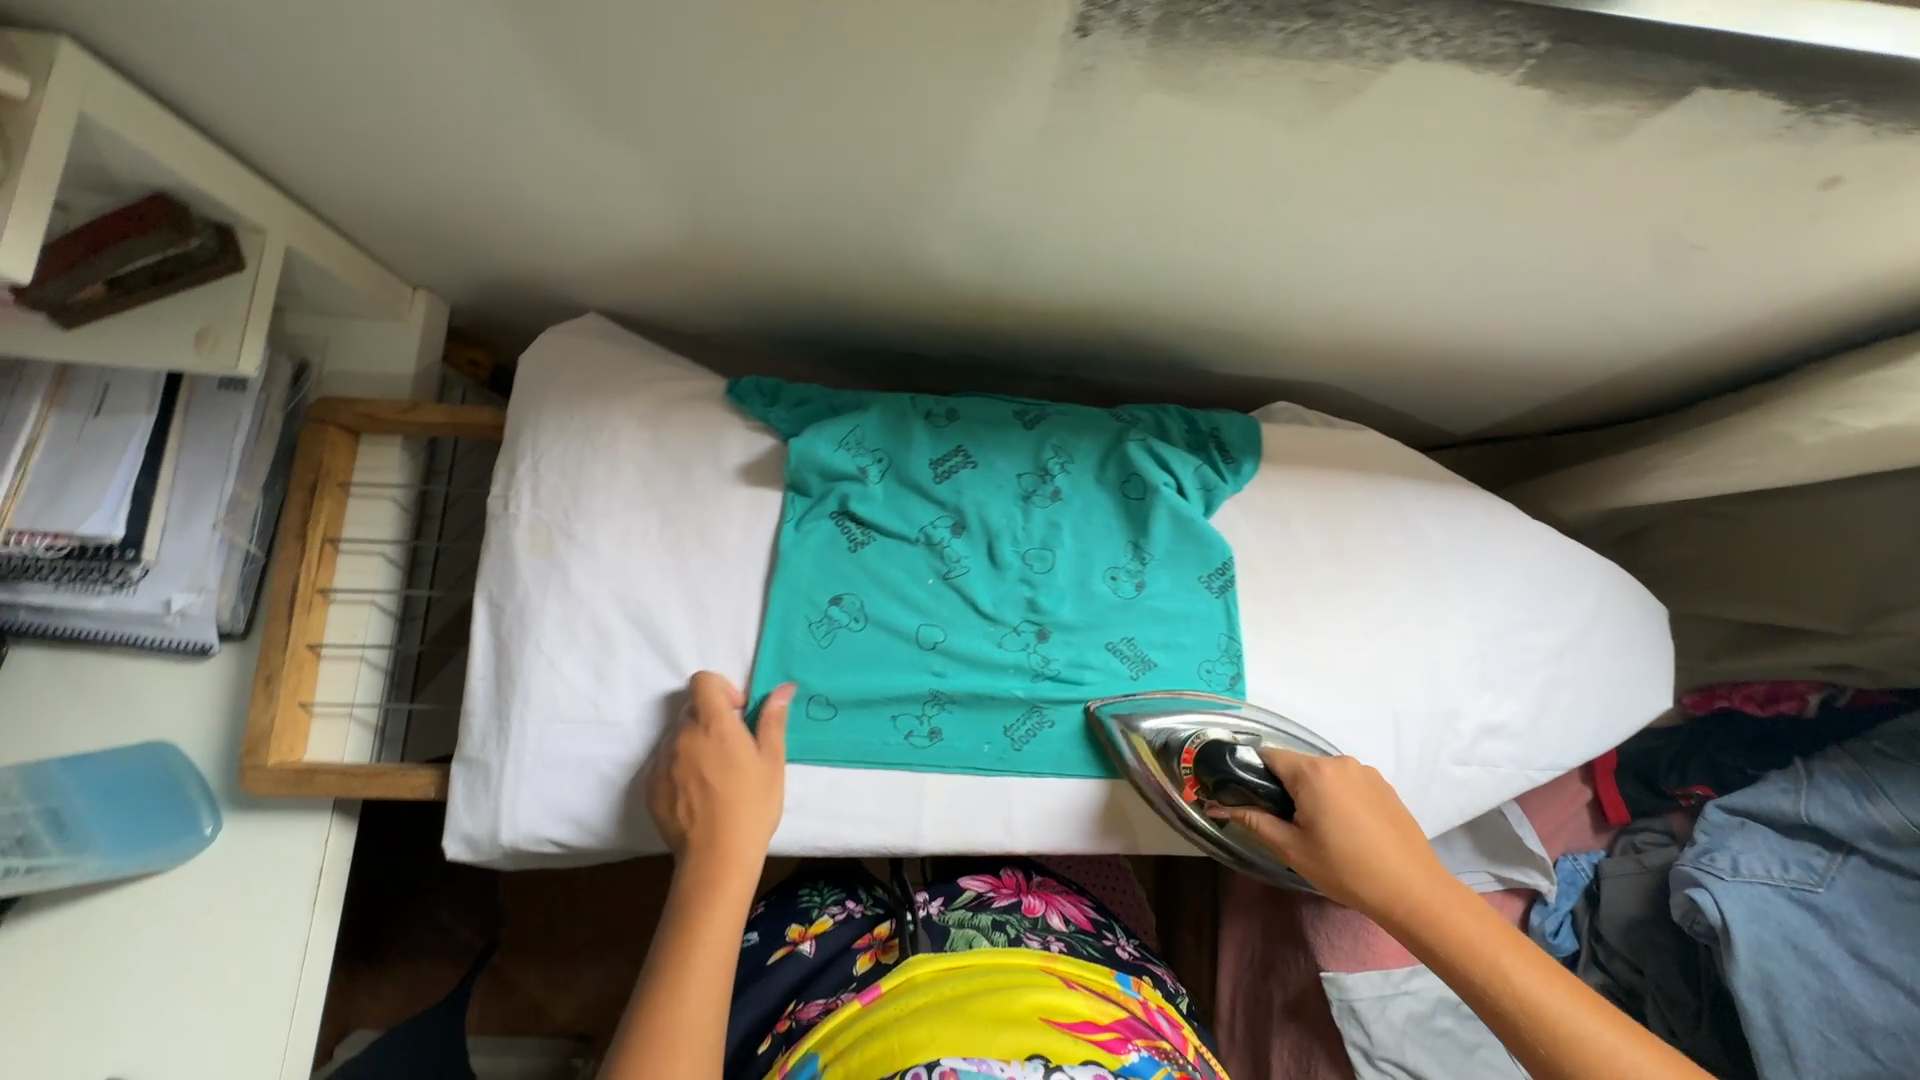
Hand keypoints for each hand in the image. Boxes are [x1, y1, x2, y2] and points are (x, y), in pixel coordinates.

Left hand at [646, 672, 791, 866]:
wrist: (717, 858)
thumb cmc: (753, 806)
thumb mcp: (772, 761)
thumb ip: (773, 719)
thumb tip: (783, 688)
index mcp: (713, 724)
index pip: (702, 680)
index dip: (721, 688)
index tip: (738, 712)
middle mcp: (681, 736)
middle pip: (691, 708)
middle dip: (711, 718)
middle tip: (733, 748)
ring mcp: (661, 761)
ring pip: (677, 736)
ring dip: (695, 742)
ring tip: (716, 775)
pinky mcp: (649, 786)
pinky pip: (664, 762)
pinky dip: (679, 767)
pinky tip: (698, 794)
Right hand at [1207, 751, 1454, 926]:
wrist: (1413, 891)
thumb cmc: (1346, 870)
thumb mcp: (1291, 849)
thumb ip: (1253, 820)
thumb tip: (1216, 806)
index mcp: (1313, 772)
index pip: (1268, 756)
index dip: (1253, 774)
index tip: (1250, 800)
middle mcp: (1339, 762)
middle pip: (1296, 765)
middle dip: (1285, 788)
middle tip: (1287, 824)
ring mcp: (1365, 772)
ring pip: (1322, 774)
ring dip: (1312, 793)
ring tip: (1320, 830)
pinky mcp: (1384, 785)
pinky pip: (1346, 782)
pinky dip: (1337, 797)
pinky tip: (1346, 829)